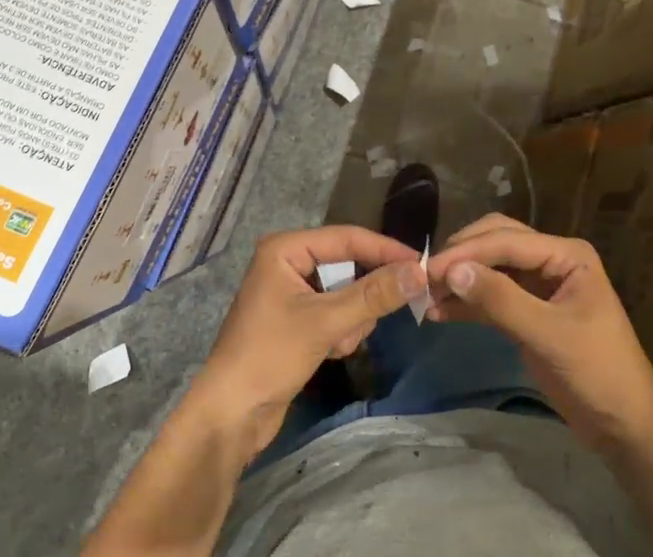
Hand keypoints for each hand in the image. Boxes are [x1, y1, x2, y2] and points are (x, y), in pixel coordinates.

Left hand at [189, 225, 425, 458]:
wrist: (231, 414)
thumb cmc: (271, 356)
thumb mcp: (326, 323)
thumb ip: (374, 295)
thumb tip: (419, 272)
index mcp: (285, 249)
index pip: (347, 238)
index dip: (385, 250)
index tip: (421, 265)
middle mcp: (287, 262)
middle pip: (348, 265)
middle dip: (362, 296)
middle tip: (377, 317)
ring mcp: (291, 292)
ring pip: (346, 292)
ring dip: (351, 319)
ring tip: (338, 343)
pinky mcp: (296, 320)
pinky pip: (335, 312)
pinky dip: (341, 331)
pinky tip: (330, 352)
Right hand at [426, 214, 652, 449]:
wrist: (624, 425)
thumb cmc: (597, 371)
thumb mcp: (549, 334)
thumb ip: (501, 300)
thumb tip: (451, 271)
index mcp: (567, 254)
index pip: (507, 240)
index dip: (467, 252)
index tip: (427, 269)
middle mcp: (552, 261)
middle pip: (496, 243)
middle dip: (461, 257)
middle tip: (423, 278)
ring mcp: (538, 286)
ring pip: (489, 268)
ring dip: (460, 279)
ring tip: (425, 297)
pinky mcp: (527, 312)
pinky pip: (490, 296)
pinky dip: (466, 302)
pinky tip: (439, 313)